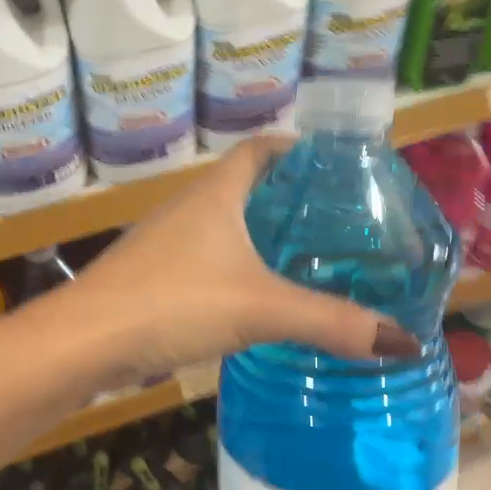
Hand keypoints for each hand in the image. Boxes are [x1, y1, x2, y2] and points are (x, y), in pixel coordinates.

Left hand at [52, 135, 420, 384]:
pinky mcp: (157, 277)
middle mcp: (191, 207)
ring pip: (228, 227)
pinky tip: (265, 302)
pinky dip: (242, 271)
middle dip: (292, 201)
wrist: (85, 341)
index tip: (340, 169)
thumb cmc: (172, 301)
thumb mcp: (260, 308)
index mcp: (216, 192)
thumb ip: (330, 322)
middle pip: (248, 187)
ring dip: (266, 239)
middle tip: (343, 225)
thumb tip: (406, 341)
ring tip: (314, 263)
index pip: (261, 148)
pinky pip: (211, 262)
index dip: (298, 149)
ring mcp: (169, 242)